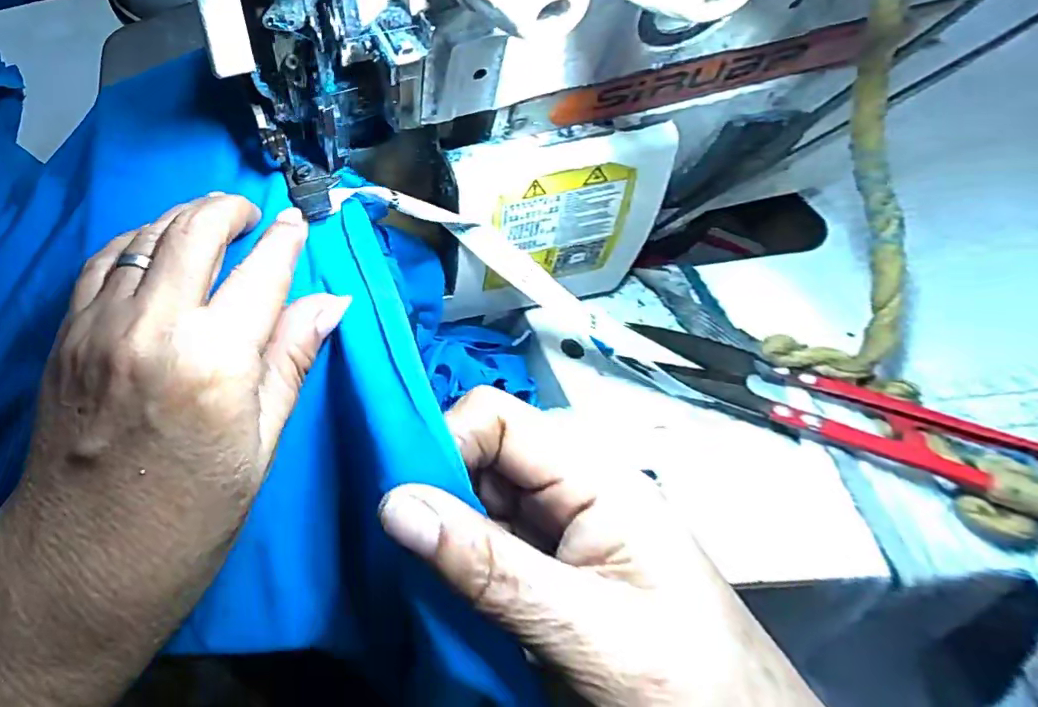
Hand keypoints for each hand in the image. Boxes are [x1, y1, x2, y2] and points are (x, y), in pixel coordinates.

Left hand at [0, 193, 348, 706]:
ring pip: (146, 237)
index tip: (296, 223)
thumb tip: (329, 302)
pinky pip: (102, 261)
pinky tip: (152, 248)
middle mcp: (151, 327)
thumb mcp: (255, 453)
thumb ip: (287, 363)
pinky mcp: (66, 330)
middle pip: (194, 231)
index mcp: (212, 363)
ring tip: (205, 222)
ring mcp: (99, 323)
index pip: (261, 272)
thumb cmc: (183, 525)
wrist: (76, 562)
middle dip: (228, 208)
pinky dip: (133, 242)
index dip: (285, 240)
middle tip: (247, 213)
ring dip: (181, 219)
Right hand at [379, 388, 821, 706]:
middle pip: (475, 455)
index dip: (446, 441)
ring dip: (439, 529)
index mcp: (597, 482)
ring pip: (468, 499)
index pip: (495, 418)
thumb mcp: (592, 632)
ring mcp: (554, 534)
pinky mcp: (541, 571)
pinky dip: (449, 558)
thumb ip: (489, 566)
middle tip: (403, 535)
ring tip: (416, 566)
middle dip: (435, 489)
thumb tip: (392, 505)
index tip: (407, 493)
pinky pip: (476, 541)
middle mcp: (570, 494)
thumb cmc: (704, 698)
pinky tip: (437, 585)